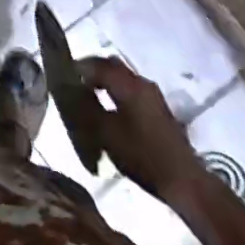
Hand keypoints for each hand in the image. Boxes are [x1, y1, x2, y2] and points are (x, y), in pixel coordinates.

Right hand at [82, 56, 208, 197]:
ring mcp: (153, 96)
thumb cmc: (142, 155)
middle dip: (91, 72)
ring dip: (104, 82)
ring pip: (122, 78)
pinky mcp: (158, 109)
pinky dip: (116, 93)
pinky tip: (108, 112)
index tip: (61, 77)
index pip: (98, 64)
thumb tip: (68, 88)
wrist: (184, 181)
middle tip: (73, 86)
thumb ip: (85, 107)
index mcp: (129, 85)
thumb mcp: (105, 133)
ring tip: (88, 100)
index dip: (77, 67)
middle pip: (112, 66)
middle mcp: (143, 83)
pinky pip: (131, 90)